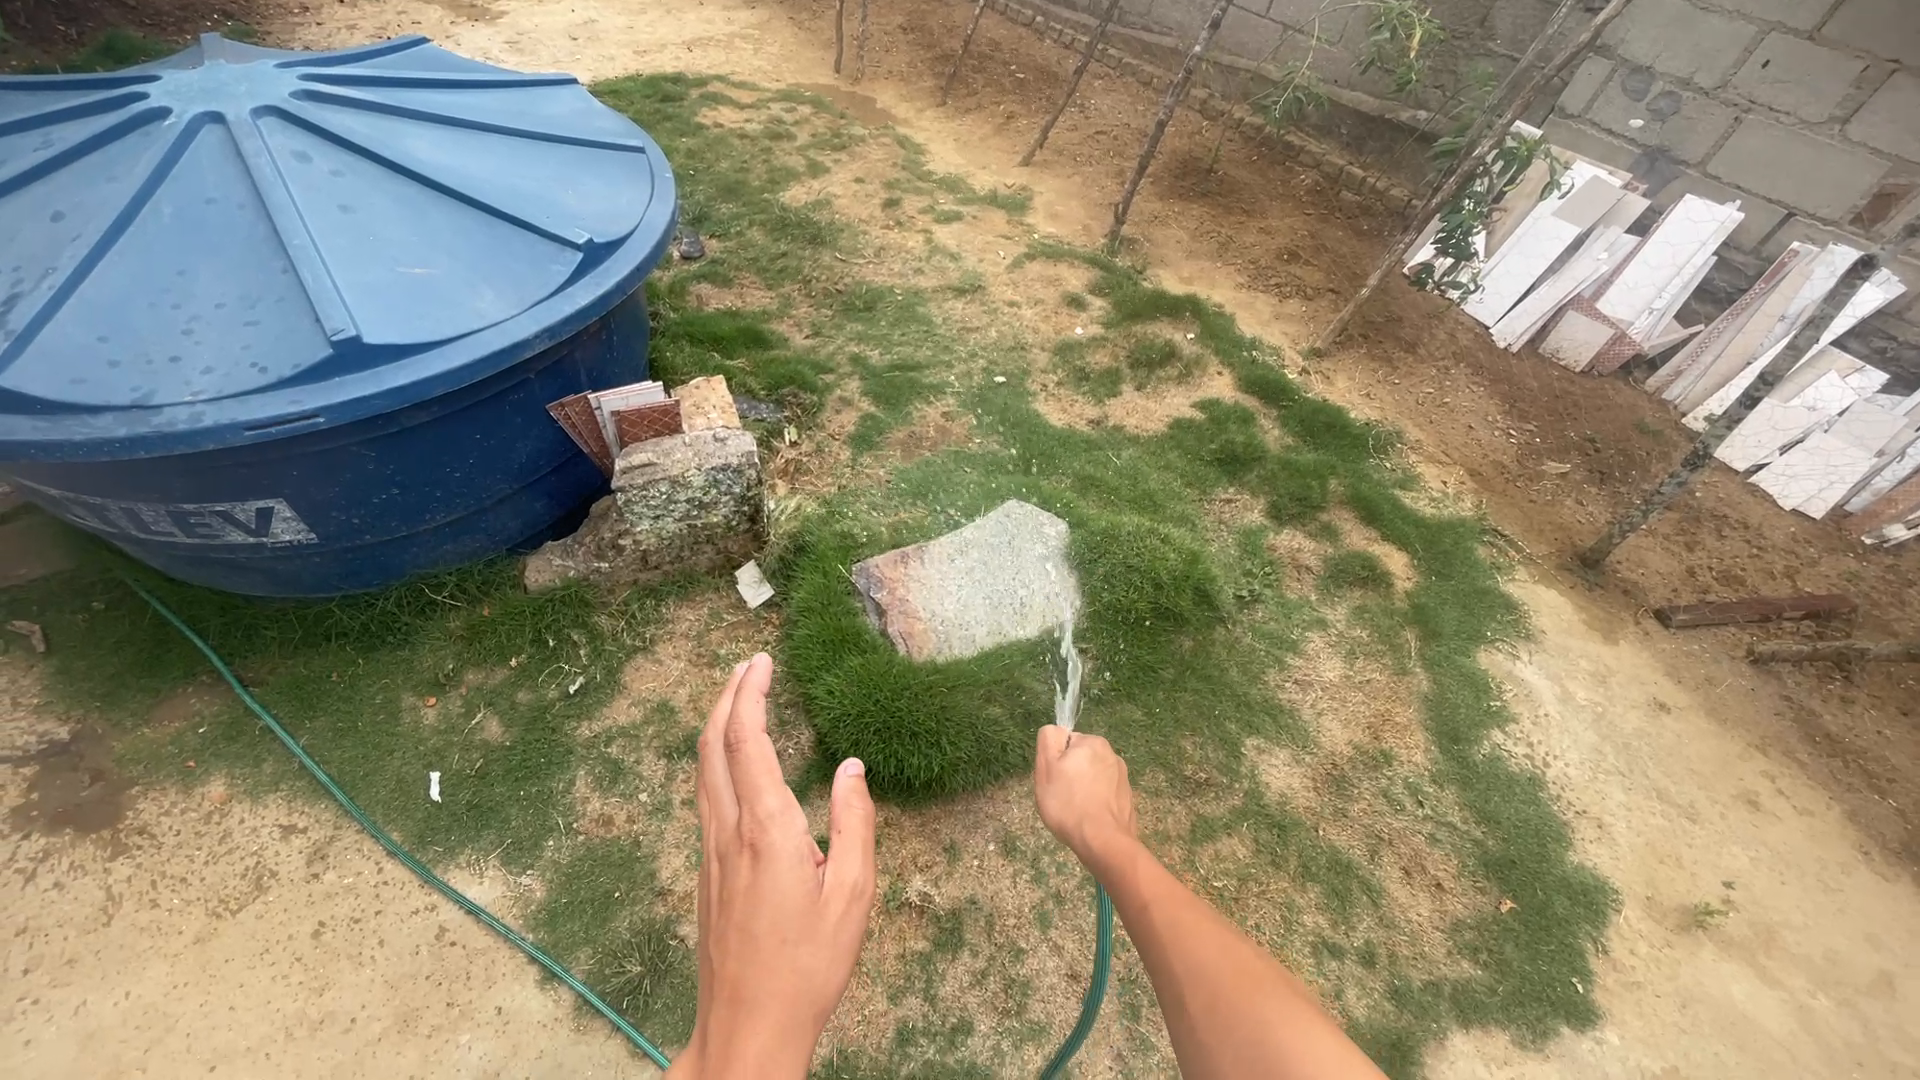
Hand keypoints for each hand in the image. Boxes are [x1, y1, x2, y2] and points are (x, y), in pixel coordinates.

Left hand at [672, 654, 875, 1078]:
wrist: (747, 1030)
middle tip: (748, 664)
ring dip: (716, 724)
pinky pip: (705, 795)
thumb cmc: (809, 963)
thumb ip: (854, 822)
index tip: (761, 662)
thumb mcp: (853, 894)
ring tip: (738, 697)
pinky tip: (735, 760)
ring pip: (701, 770)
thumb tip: (851, 767)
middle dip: (726, 696)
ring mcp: (710, 851)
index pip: (747, 742)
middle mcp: (729, 830)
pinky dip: (716, 757)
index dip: (750, 695)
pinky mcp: (705, 871)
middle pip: (711, 746)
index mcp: (767, 828)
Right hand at [1033, 726, 1137, 873]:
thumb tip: (1057, 731)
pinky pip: (1104, 795)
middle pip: (1081, 760)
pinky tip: (1089, 820)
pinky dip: (1096, 803)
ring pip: (1093, 778)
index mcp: (1094, 742)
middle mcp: (1113, 755)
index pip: (1067, 744)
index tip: (1054, 781)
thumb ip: (1049, 739)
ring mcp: (1123, 778)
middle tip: (1062, 797)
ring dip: (1083, 790)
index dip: (1056, 762)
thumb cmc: (1068, 803)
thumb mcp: (1046, 766)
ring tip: (1075, 811)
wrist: (1103, 842)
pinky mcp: (1128, 799)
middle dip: (1071, 775)